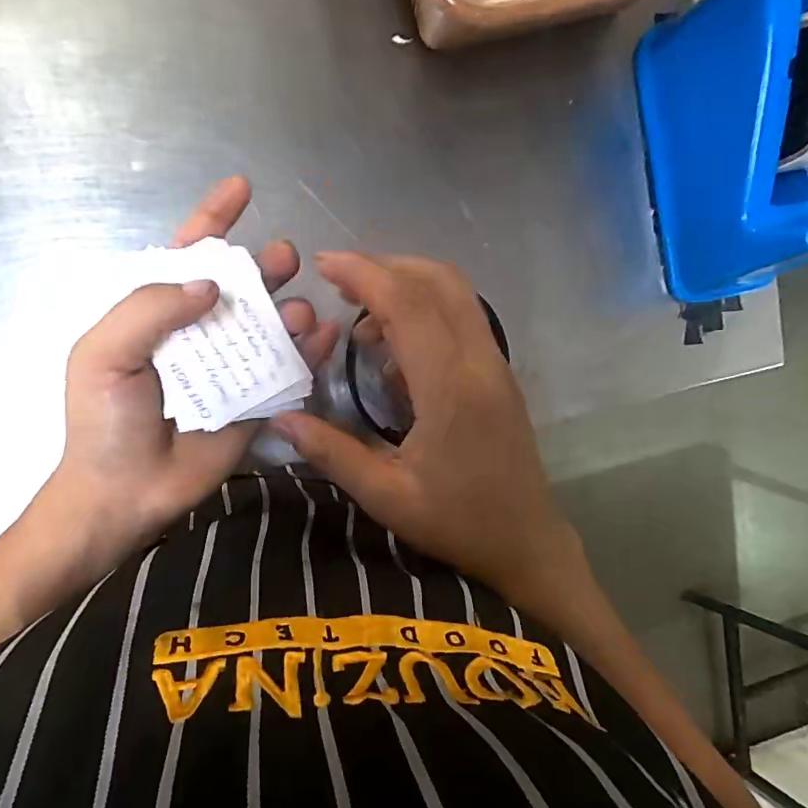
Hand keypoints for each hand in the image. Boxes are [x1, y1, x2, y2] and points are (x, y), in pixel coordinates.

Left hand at [44, 176, 339, 551]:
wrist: (125, 490)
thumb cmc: (105, 419)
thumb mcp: (105, 352)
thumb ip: (150, 308)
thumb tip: (209, 285)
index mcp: (156, 315)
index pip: (186, 257)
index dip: (213, 221)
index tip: (242, 189)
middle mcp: (197, 337)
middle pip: (238, 290)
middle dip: (264, 267)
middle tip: (285, 257)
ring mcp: (227, 372)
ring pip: (267, 329)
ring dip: (289, 310)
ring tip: (300, 309)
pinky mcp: (252, 406)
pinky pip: (284, 374)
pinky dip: (308, 353)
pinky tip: (324, 336)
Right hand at [272, 252, 582, 609]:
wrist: (524, 542)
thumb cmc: (455, 523)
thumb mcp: (385, 496)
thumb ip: (332, 452)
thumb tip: (282, 419)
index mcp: (450, 388)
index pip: (407, 303)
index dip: (363, 274)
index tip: (324, 266)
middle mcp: (480, 363)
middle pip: (438, 281)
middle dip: (386, 268)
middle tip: (340, 286)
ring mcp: (497, 367)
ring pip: (457, 296)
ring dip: (409, 288)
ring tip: (362, 322)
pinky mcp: (501, 378)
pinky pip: (464, 323)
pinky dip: (428, 314)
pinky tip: (396, 355)